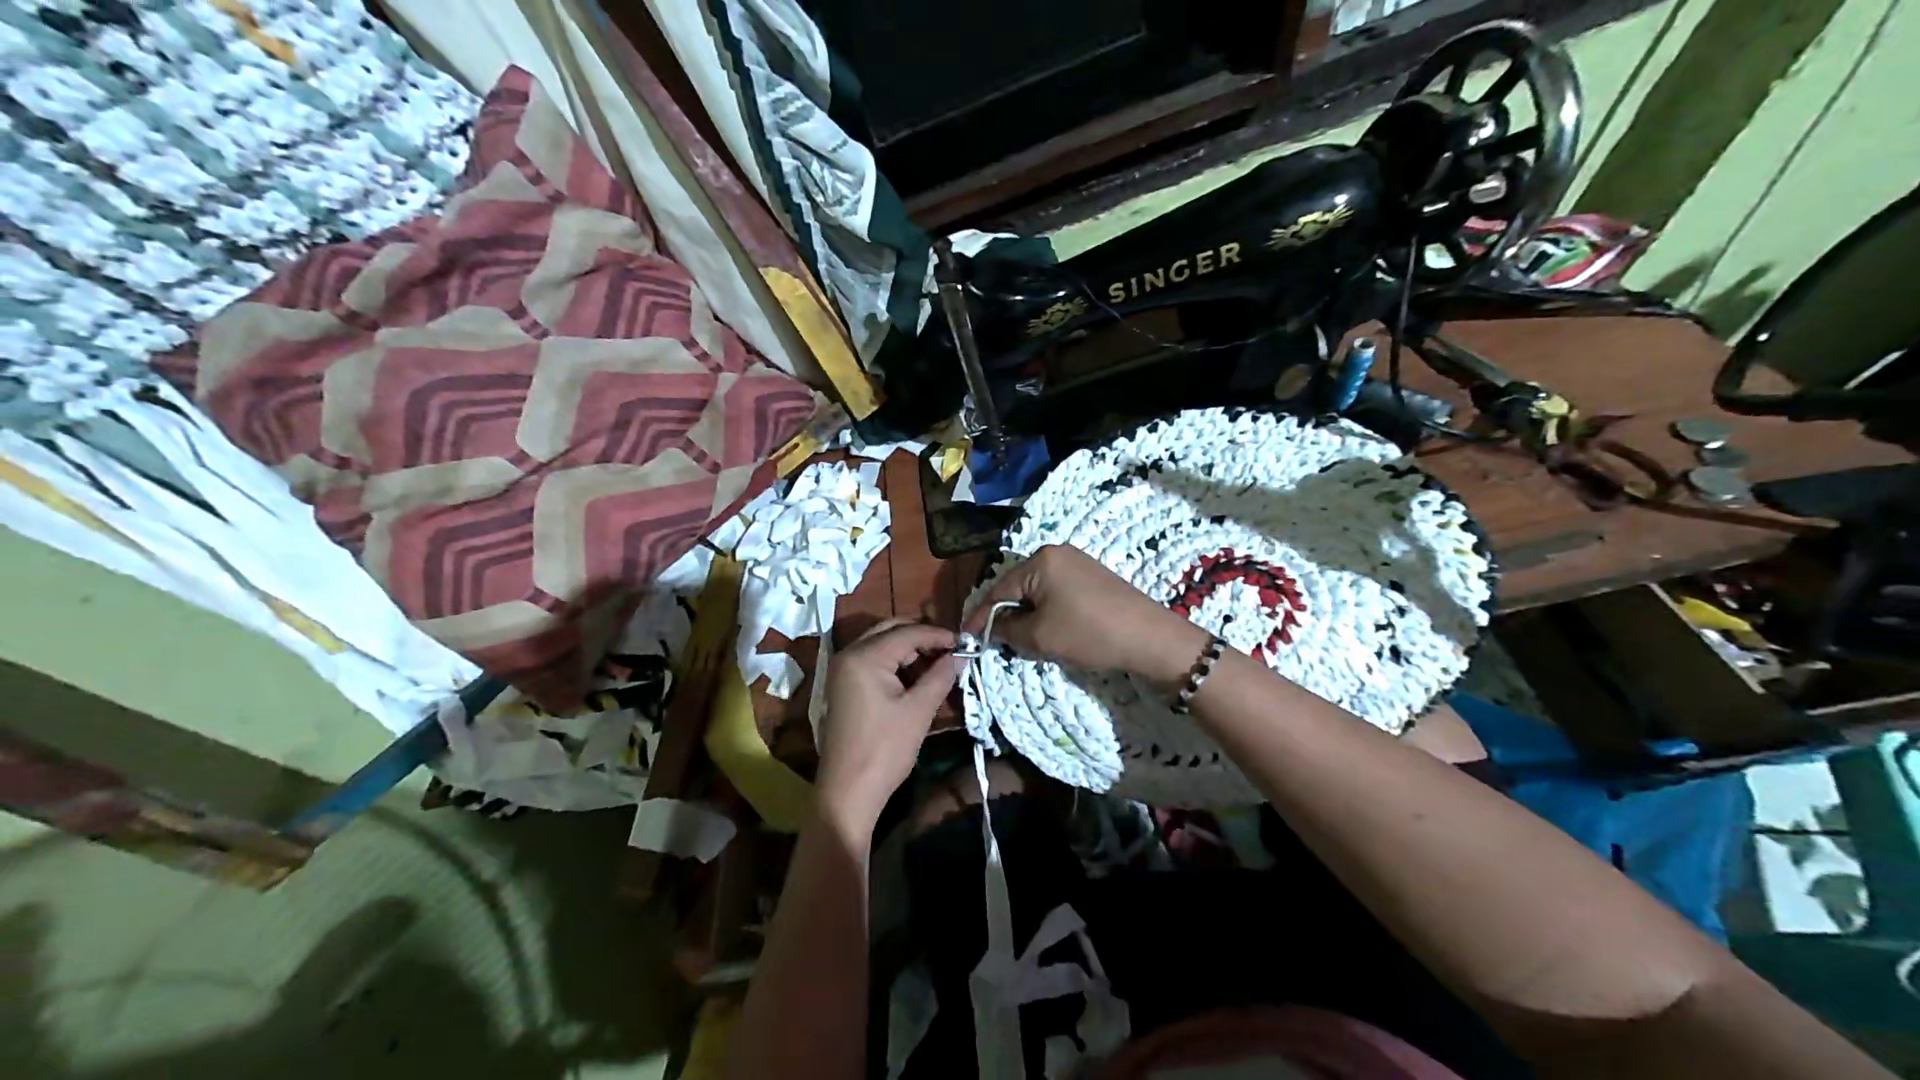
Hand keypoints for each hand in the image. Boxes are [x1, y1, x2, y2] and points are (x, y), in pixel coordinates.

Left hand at [816, 621, 959, 834]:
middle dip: (922, 637)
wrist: (848, 791)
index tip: (965, 642)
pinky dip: (896, 663)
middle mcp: (849, 654)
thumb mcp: (919, 710)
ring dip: (910, 649)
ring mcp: (843, 670)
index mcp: (864, 656)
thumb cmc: (885, 749)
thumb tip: (959, 656)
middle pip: (891, 630)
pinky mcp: (845, 686)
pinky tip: (918, 675)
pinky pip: (874, 662)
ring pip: (882, 645)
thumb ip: (940, 676)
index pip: (908, 632)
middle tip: (952, 649)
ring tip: (940, 662)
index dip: (938, 635)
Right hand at [963, 544, 1209, 689]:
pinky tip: (1047, 628)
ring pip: (1036, 589)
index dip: (980, 616)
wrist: (1149, 638)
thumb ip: (1007, 629)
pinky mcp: (1091, 575)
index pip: (998, 589)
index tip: (967, 638)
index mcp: (1040, 560)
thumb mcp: (1039, 636)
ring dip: (1025, 613)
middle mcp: (1056, 552)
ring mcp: (1076, 561)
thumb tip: (992, 628)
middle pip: (1017, 586)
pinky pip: (1055, 590)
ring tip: (1019, 639)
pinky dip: (1045, 609)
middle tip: (993, 640)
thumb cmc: (1089, 633)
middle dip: (1004, 614)